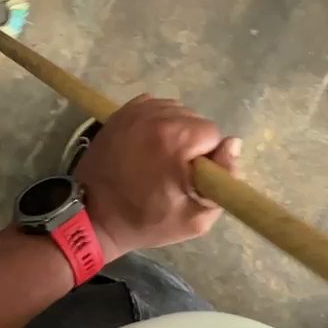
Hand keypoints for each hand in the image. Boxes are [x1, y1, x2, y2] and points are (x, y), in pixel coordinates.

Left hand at [74, 95, 240, 258]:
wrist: (93, 215)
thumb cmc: (146, 221)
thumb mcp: (195, 217)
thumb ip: (223, 180)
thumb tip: (233, 145)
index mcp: (177, 139)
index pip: (213, 134)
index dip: (209, 157)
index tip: (193, 176)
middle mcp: (158, 116)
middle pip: (195, 120)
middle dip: (193, 143)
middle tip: (175, 170)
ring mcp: (137, 111)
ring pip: (176, 111)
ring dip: (176, 130)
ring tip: (160, 156)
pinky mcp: (122, 111)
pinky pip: (155, 106)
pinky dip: (157, 121)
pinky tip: (149, 143)